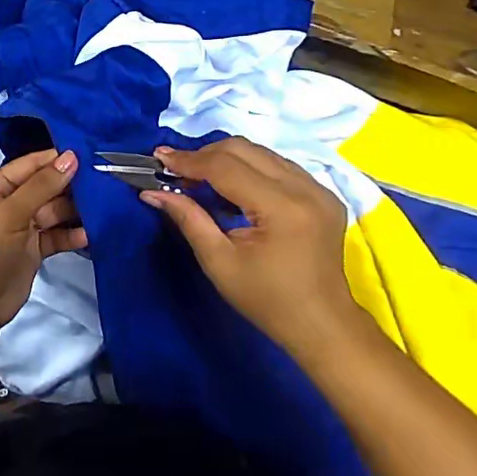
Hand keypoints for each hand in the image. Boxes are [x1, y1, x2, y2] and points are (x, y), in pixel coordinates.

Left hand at [0, 150, 85, 372]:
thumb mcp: (11, 213)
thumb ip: (42, 185)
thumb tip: (71, 156)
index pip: (31, 164)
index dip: (59, 159)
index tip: (92, 153)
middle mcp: (9, 201)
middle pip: (46, 186)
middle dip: (72, 185)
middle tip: (106, 180)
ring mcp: (23, 226)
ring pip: (55, 211)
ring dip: (76, 210)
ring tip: (105, 206)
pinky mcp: (34, 249)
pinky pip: (57, 235)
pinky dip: (72, 234)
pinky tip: (91, 234)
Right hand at [139, 138, 361, 356]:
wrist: (322, 325)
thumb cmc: (266, 299)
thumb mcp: (219, 261)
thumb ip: (188, 219)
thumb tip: (152, 192)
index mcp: (282, 208)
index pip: (226, 167)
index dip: (189, 160)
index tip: (159, 158)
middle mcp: (305, 189)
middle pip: (244, 150)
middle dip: (205, 154)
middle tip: (176, 170)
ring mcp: (319, 189)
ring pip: (261, 152)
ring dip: (226, 158)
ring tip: (199, 176)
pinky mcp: (324, 194)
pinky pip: (278, 165)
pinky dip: (249, 167)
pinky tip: (231, 185)